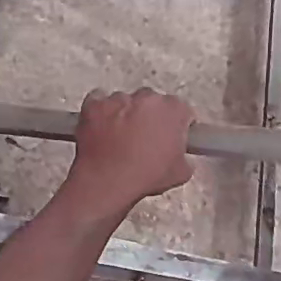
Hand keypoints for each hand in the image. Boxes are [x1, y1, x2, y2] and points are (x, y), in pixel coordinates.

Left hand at [60, 88, 195, 215]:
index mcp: (174, 110)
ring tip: (120, 138)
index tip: (172, 136)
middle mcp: (148, 97)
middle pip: (153, 103)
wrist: (107, 182)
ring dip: (125, 114)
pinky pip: (98, 101)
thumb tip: (182, 156)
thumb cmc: (145, 177)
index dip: (178, 124)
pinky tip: (101, 128)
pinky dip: (100, 112)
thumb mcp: (180, 174)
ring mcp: (119, 99)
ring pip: (125, 102)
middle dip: (150, 117)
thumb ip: (186, 157)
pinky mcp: (95, 103)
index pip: (182, 110)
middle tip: (145, 140)